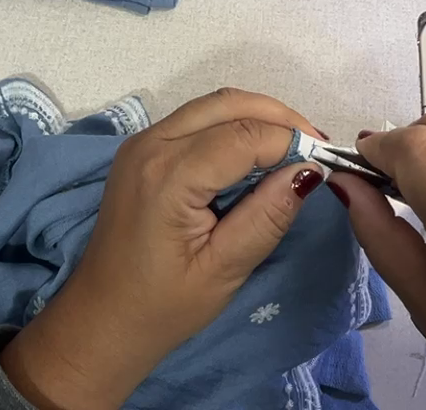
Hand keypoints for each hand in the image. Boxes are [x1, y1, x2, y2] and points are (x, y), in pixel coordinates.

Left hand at [0, 88, 329, 409]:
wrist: (99, 322)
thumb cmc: (162, 308)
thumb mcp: (223, 271)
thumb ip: (267, 216)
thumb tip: (309, 171)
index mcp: (169, 177)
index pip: (243, 136)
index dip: (289, 141)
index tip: (326, 158)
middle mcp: (152, 144)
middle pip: (228, 103)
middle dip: (278, 116)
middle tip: (316, 145)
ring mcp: (143, 140)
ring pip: (212, 103)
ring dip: (256, 114)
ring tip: (294, 145)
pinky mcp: (143, 146)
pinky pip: (197, 116)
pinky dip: (233, 122)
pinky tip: (257, 148)